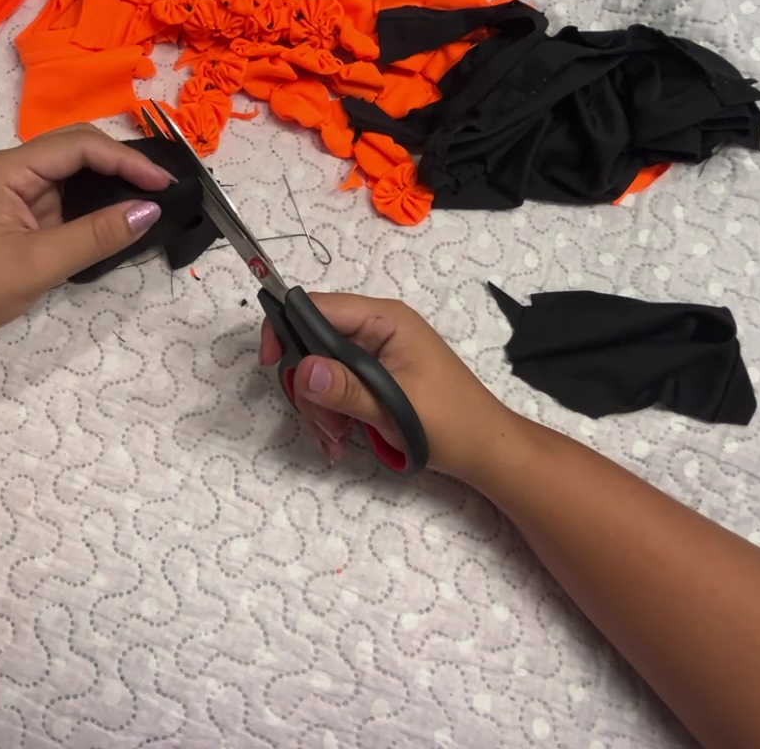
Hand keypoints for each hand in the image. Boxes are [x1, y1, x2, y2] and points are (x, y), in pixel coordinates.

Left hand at [0, 125, 171, 357]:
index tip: (163, 184)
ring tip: (149, 196)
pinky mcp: (20, 217)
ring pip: (72, 174)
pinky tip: (117, 216)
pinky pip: (64, 200)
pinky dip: (93, 205)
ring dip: (109, 181)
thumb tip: (149, 210)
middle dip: (120, 162)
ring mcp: (15, 194)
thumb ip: (95, 236)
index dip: (125, 160)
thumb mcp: (38, 263)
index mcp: (9, 169)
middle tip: (162, 186)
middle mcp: (13, 171)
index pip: (79, 146)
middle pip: (76, 149)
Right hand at [261, 293, 519, 483]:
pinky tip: (341, 439)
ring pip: (318, 369)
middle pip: (311, 343)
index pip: (316, 307)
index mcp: (383, 319)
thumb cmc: (451, 423)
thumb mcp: (394, 407)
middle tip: (325, 424)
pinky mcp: (371, 376)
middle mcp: (374, 329)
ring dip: (318, 406)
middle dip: (308, 386)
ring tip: (338, 439)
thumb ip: (345, 388)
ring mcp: (372, 353)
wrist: (488, 452)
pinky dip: (329, 413)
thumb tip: (301, 370)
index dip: (286, 329)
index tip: (272, 364)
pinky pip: (333, 386)